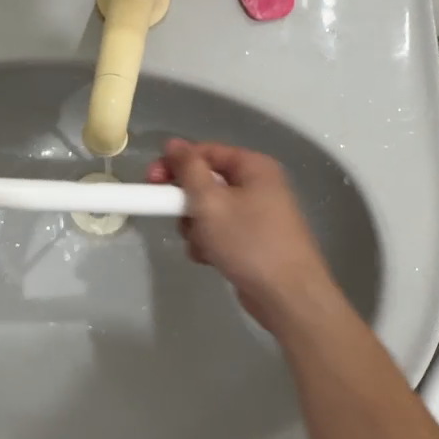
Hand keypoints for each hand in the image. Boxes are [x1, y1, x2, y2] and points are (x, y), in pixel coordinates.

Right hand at [148, 139, 331, 326]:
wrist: (287, 295)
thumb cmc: (248, 241)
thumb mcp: (211, 201)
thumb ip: (188, 170)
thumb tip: (173, 144)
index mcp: (254, 167)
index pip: (206, 152)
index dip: (176, 163)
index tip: (151, 180)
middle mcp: (258, 186)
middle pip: (206, 182)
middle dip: (186, 202)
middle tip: (172, 216)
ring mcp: (257, 216)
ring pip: (209, 211)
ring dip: (195, 227)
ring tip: (200, 244)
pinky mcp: (252, 242)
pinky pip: (219, 232)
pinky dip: (209, 243)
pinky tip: (210, 258)